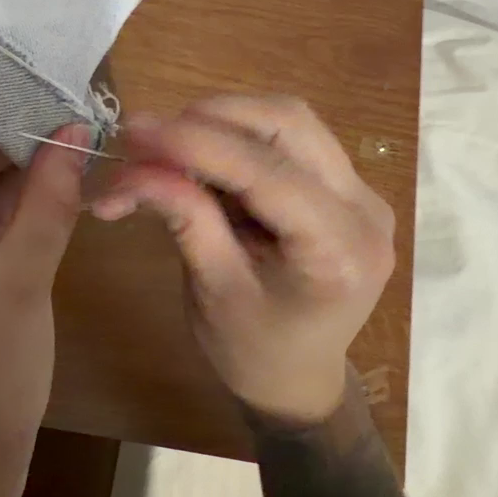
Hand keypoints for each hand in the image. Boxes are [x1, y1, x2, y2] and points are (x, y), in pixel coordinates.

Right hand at [91, 97, 394, 422]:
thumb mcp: (211, 288)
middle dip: (210, 117)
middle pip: (288, 122)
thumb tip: (133, 167)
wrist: (298, 379)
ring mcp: (362, 193)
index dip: (196, 142)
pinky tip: (201, 159)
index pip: (265, 171)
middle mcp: (364, 210)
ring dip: (221, 121)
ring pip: (288, 120)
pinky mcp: (345, 186)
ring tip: (168, 148)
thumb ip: (183, 218)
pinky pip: (288, 138)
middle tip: (147, 136)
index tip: (135, 130)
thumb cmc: (251, 350)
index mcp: (337, 252)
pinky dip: (236, 136)